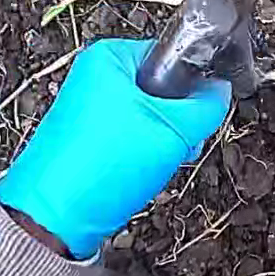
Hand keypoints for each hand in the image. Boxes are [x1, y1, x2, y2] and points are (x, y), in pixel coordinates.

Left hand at [0, 39, 230, 256]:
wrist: (55, 220)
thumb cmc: (100, 166)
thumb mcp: (173, 130)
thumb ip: (207, 106)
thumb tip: (220, 92)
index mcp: (109, 56)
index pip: (171, 55)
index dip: (193, 84)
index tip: (200, 109)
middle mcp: (96, 76)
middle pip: (163, 88)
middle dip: (179, 119)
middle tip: (177, 141)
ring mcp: (91, 107)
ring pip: (152, 115)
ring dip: (165, 140)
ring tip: (155, 160)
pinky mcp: (90, 135)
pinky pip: (134, 134)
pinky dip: (146, 152)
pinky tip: (142, 170)